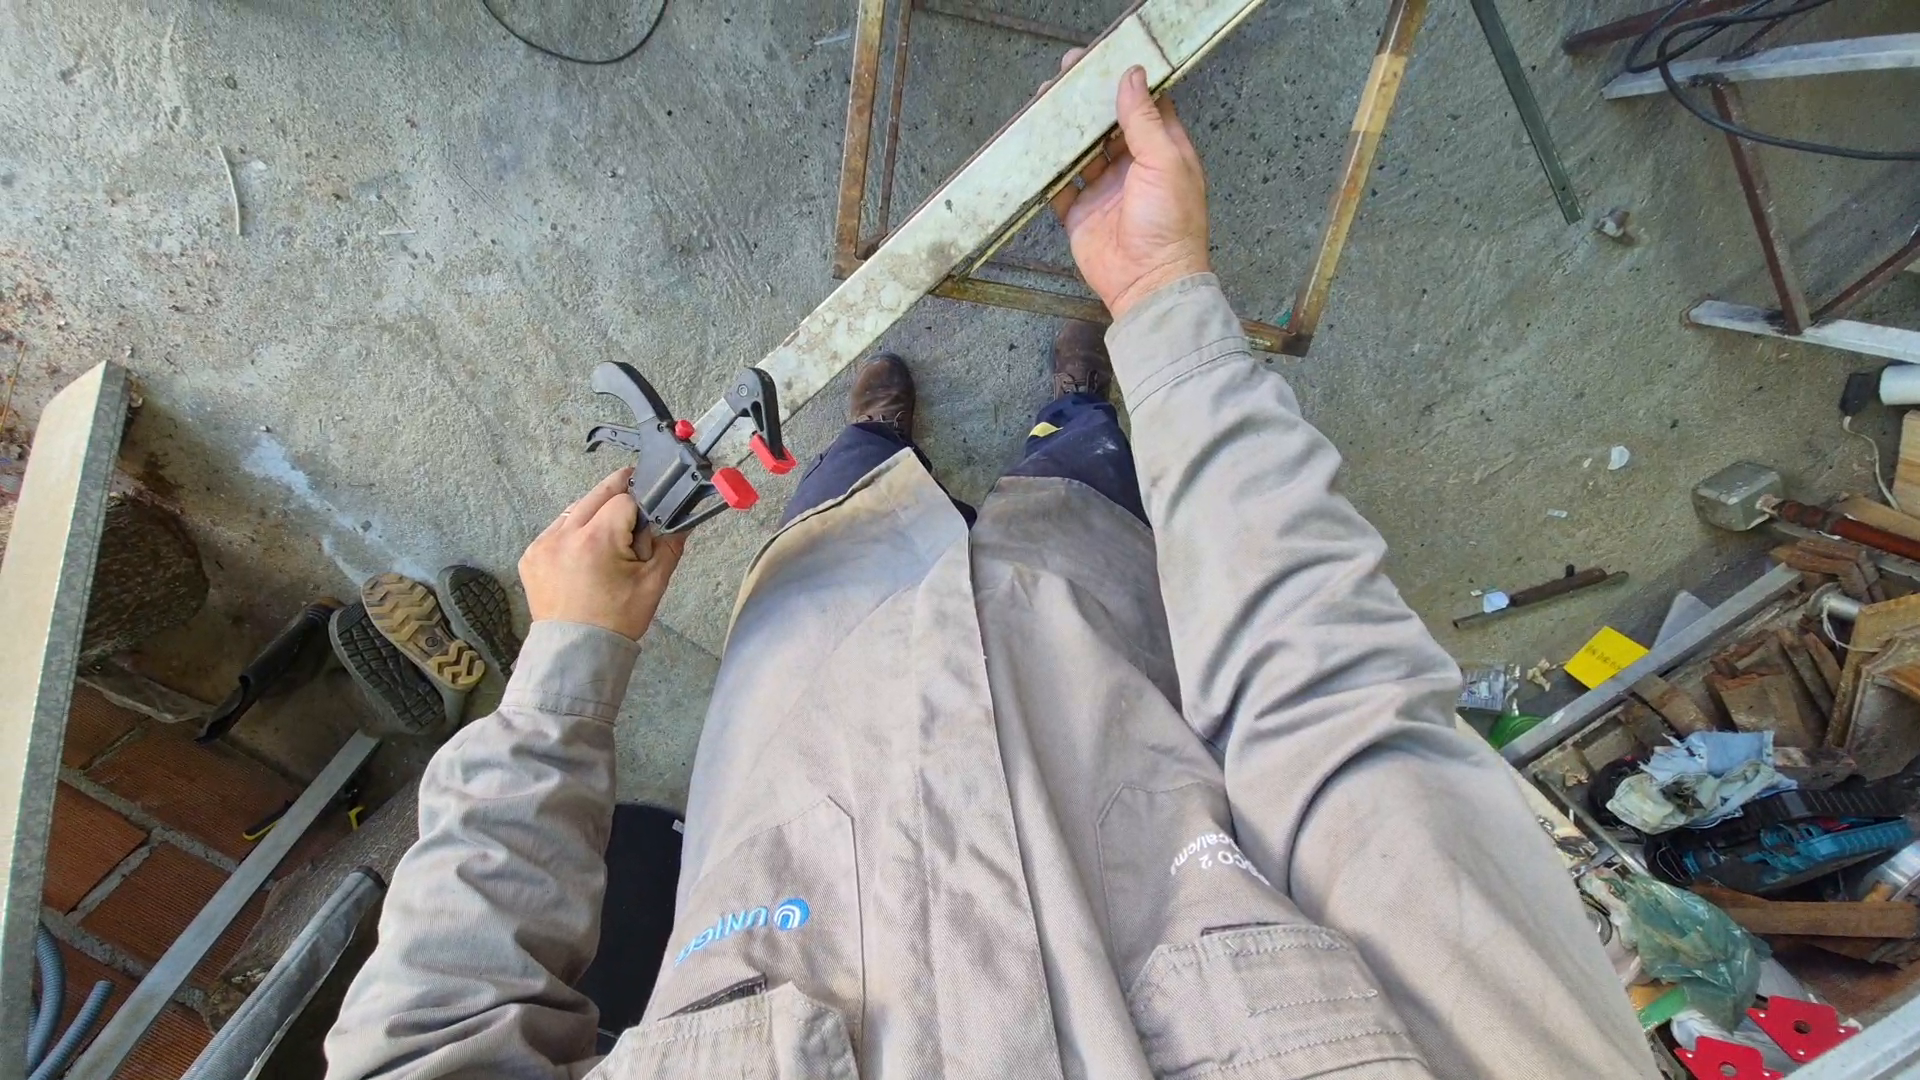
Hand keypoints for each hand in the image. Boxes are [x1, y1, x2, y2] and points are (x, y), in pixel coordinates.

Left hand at [519, 467, 685, 641]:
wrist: (578, 650)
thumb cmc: (618, 618)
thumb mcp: (654, 581)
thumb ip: (669, 544)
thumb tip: (682, 521)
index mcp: (596, 540)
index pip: (624, 500)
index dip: (642, 506)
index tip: (651, 514)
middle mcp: (564, 536)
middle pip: (596, 494)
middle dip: (619, 492)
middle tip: (637, 494)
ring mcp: (542, 545)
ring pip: (575, 509)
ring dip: (596, 511)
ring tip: (612, 532)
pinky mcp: (531, 556)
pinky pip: (557, 529)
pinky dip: (575, 530)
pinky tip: (588, 548)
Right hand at [1048, 57, 1210, 319]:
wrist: (1147, 282)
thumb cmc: (1169, 224)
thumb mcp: (1164, 162)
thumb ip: (1144, 120)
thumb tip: (1132, 76)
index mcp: (1161, 151)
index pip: (1143, 106)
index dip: (1124, 83)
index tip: (1103, 60)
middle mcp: (1131, 168)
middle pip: (1105, 125)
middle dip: (1087, 102)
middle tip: (1066, 75)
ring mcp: (1103, 192)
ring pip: (1079, 153)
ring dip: (1064, 131)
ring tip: (1044, 104)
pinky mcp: (1079, 215)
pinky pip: (1059, 188)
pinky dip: (1046, 171)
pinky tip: (1034, 149)